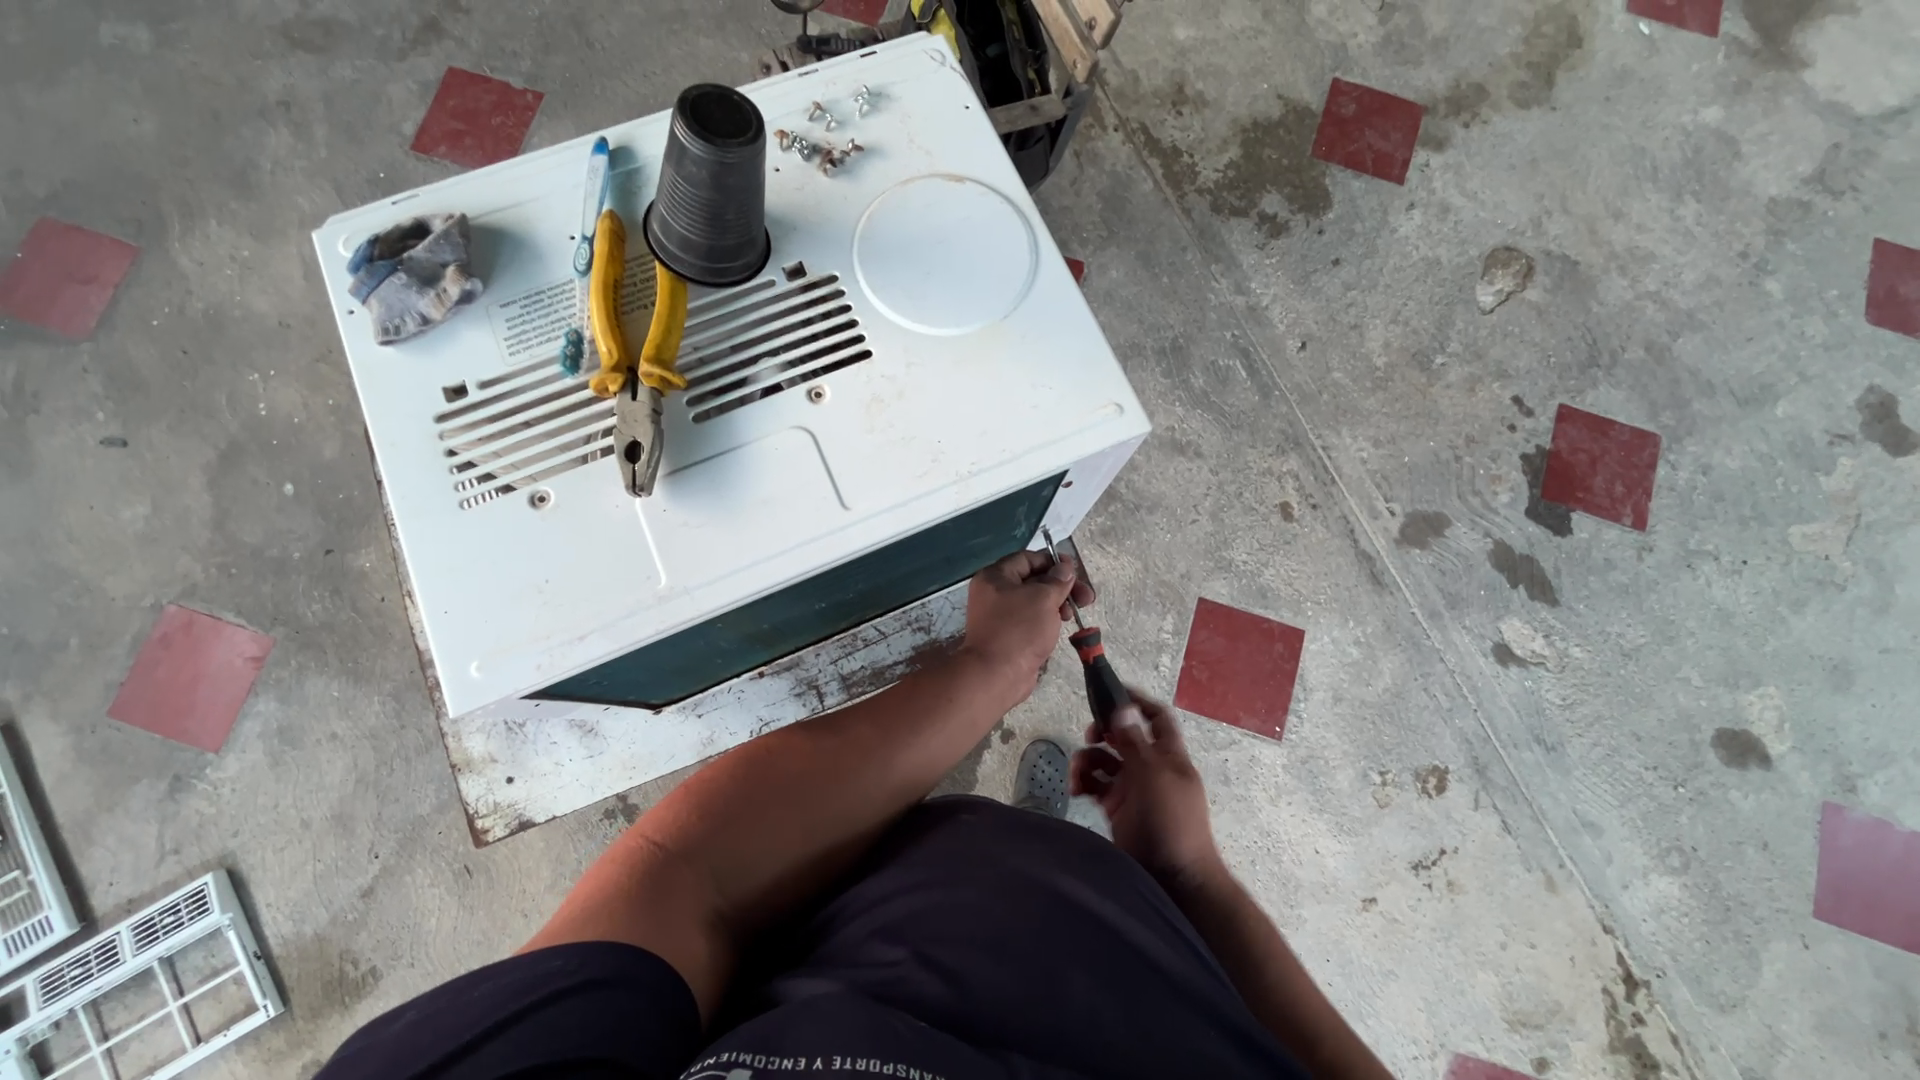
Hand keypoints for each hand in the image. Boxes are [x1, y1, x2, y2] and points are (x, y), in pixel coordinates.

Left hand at [958, 550, 1092, 699]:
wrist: (996, 675)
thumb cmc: (1019, 629)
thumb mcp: (1043, 598)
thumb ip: (1057, 580)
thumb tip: (1064, 568)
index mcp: (996, 577)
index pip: (1028, 558)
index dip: (1053, 562)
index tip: (1075, 571)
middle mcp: (995, 593)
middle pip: (1033, 580)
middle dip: (1061, 586)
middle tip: (1086, 597)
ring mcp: (1001, 616)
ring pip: (1034, 601)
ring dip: (1057, 604)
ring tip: (1072, 615)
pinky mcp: (1009, 635)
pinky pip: (1031, 620)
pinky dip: (1047, 620)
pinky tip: (1061, 626)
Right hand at [1070, 694, 1225, 888]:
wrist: (1174, 879)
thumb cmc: (1171, 822)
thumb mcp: (1154, 777)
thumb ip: (1135, 743)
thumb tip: (1122, 708)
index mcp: (1167, 756)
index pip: (1155, 718)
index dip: (1137, 702)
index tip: (1110, 691)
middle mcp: (1149, 768)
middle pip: (1122, 736)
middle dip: (1102, 732)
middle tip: (1089, 736)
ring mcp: (1132, 789)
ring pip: (1104, 760)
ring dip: (1087, 760)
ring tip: (1077, 776)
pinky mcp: (1116, 809)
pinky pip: (1095, 785)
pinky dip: (1084, 782)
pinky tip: (1076, 790)